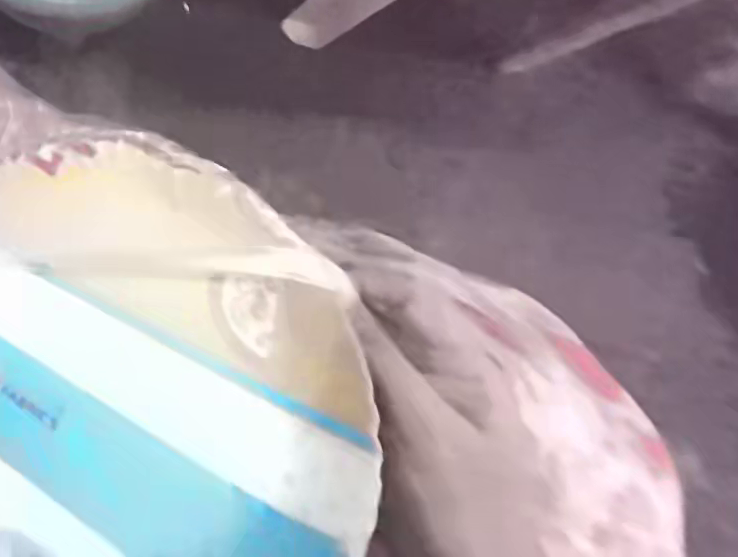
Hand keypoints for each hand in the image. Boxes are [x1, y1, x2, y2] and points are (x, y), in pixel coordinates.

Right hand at [310, 226, 553, 556]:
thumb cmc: (461, 499)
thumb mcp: (425, 428)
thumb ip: (383, 355)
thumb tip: (329, 286)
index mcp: (461, 354)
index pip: (407, 286)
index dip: (355, 264)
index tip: (299, 259)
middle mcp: (437, 349)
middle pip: (390, 283)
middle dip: (338, 255)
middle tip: (279, 239)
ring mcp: (414, 368)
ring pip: (370, 303)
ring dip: (327, 275)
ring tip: (277, 258)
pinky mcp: (386, 387)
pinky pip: (354, 333)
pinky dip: (321, 308)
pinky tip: (290, 301)